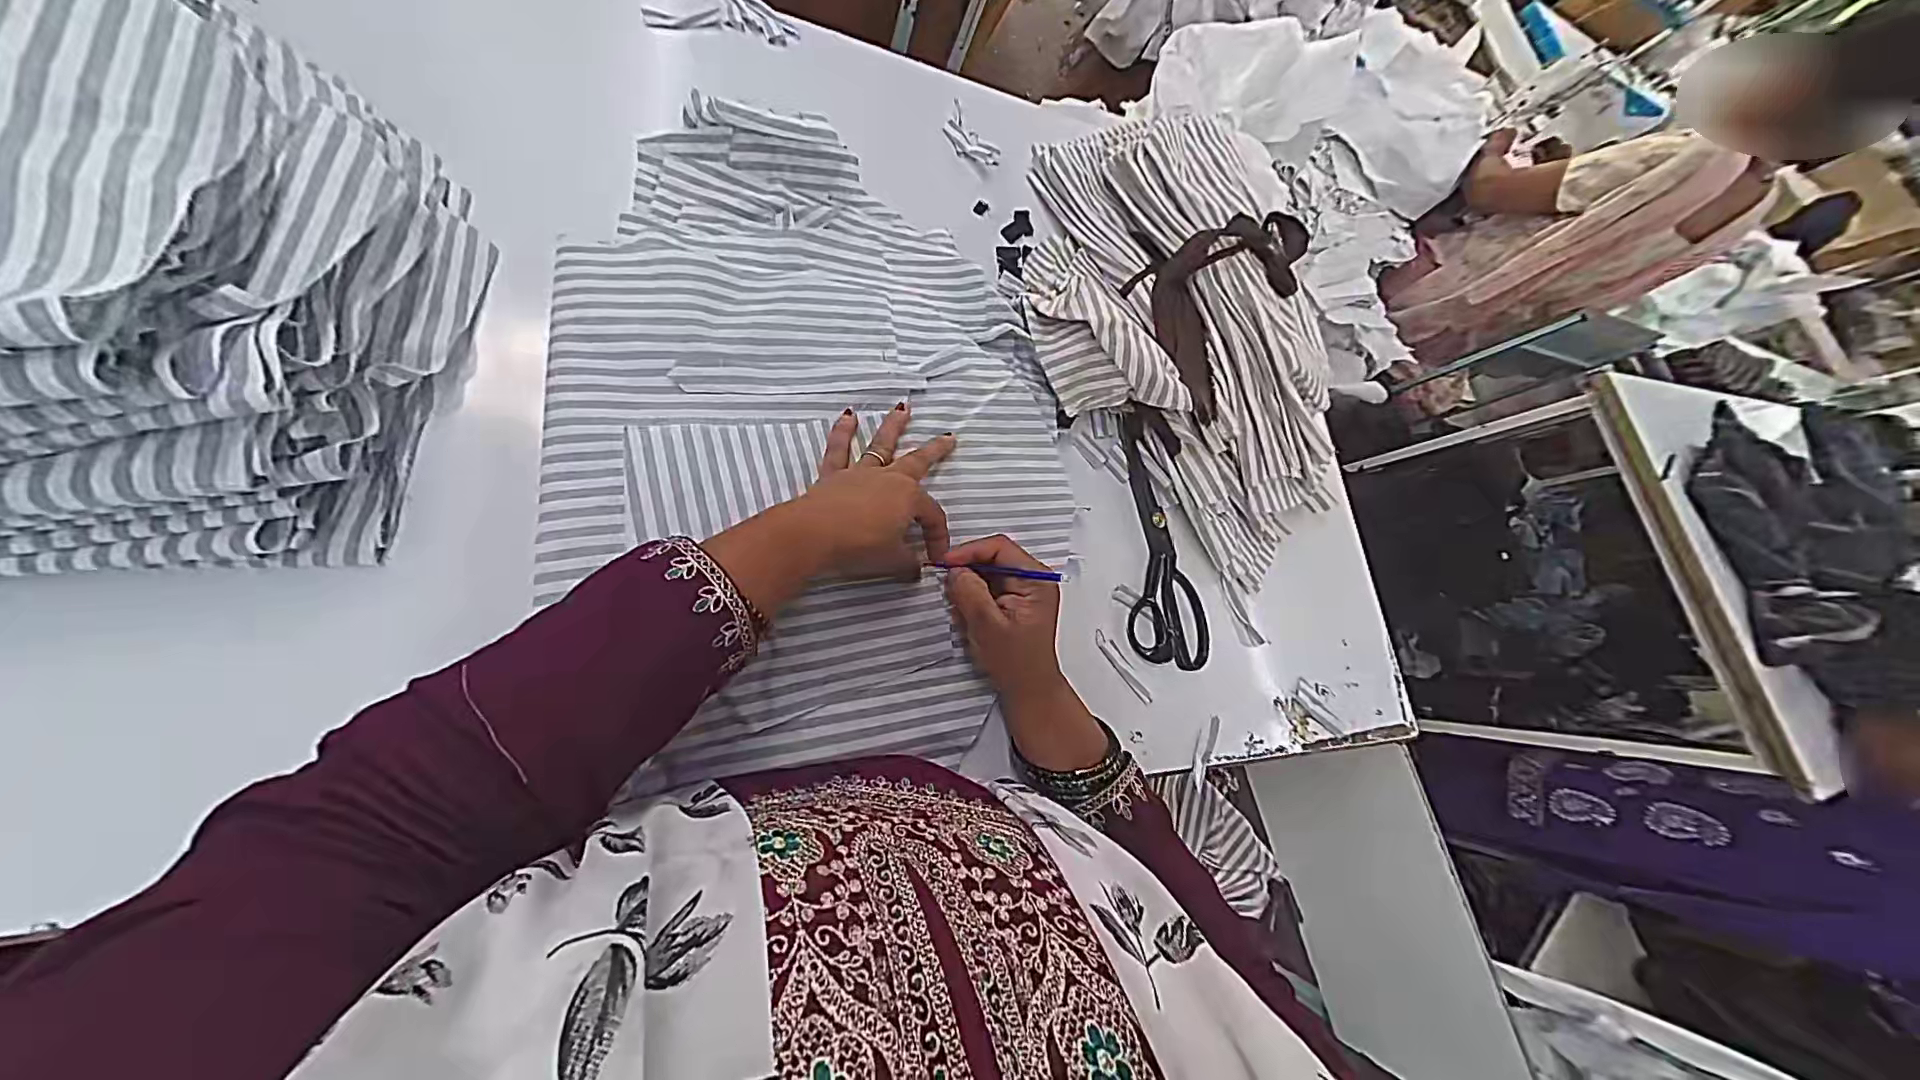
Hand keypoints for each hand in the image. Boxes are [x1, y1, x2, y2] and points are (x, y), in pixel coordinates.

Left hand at [797, 403, 955, 579]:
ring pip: (881, 445)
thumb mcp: (892, 560)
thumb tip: (917, 567)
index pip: (931, 515)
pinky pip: (839, 450)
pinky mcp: (833, 475)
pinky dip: (842, 433)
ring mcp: (860, 473)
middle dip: (935, 451)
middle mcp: (888, 479)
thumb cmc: (859, 546)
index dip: (937, 536)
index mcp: (908, 498)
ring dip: (893, 427)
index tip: (935, 557)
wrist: (813, 535)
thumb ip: (908, 562)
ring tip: (902, 409)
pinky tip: (847, 417)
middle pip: (917, 462)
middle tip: (948, 438)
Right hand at [942, 533, 1064, 698]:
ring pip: (986, 573)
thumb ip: (970, 592)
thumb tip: (955, 570)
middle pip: (992, 558)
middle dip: (968, 572)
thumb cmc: (1017, 664)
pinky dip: (973, 598)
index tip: (946, 564)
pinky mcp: (1013, 601)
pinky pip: (987, 588)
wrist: (1029, 689)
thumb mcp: (988, 625)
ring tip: (962, 611)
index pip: (999, 547)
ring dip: (969, 588)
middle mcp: (1033, 580)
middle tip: (949, 588)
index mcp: (1036, 580)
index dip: (969, 552)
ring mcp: (1023, 590)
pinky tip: (969, 617)